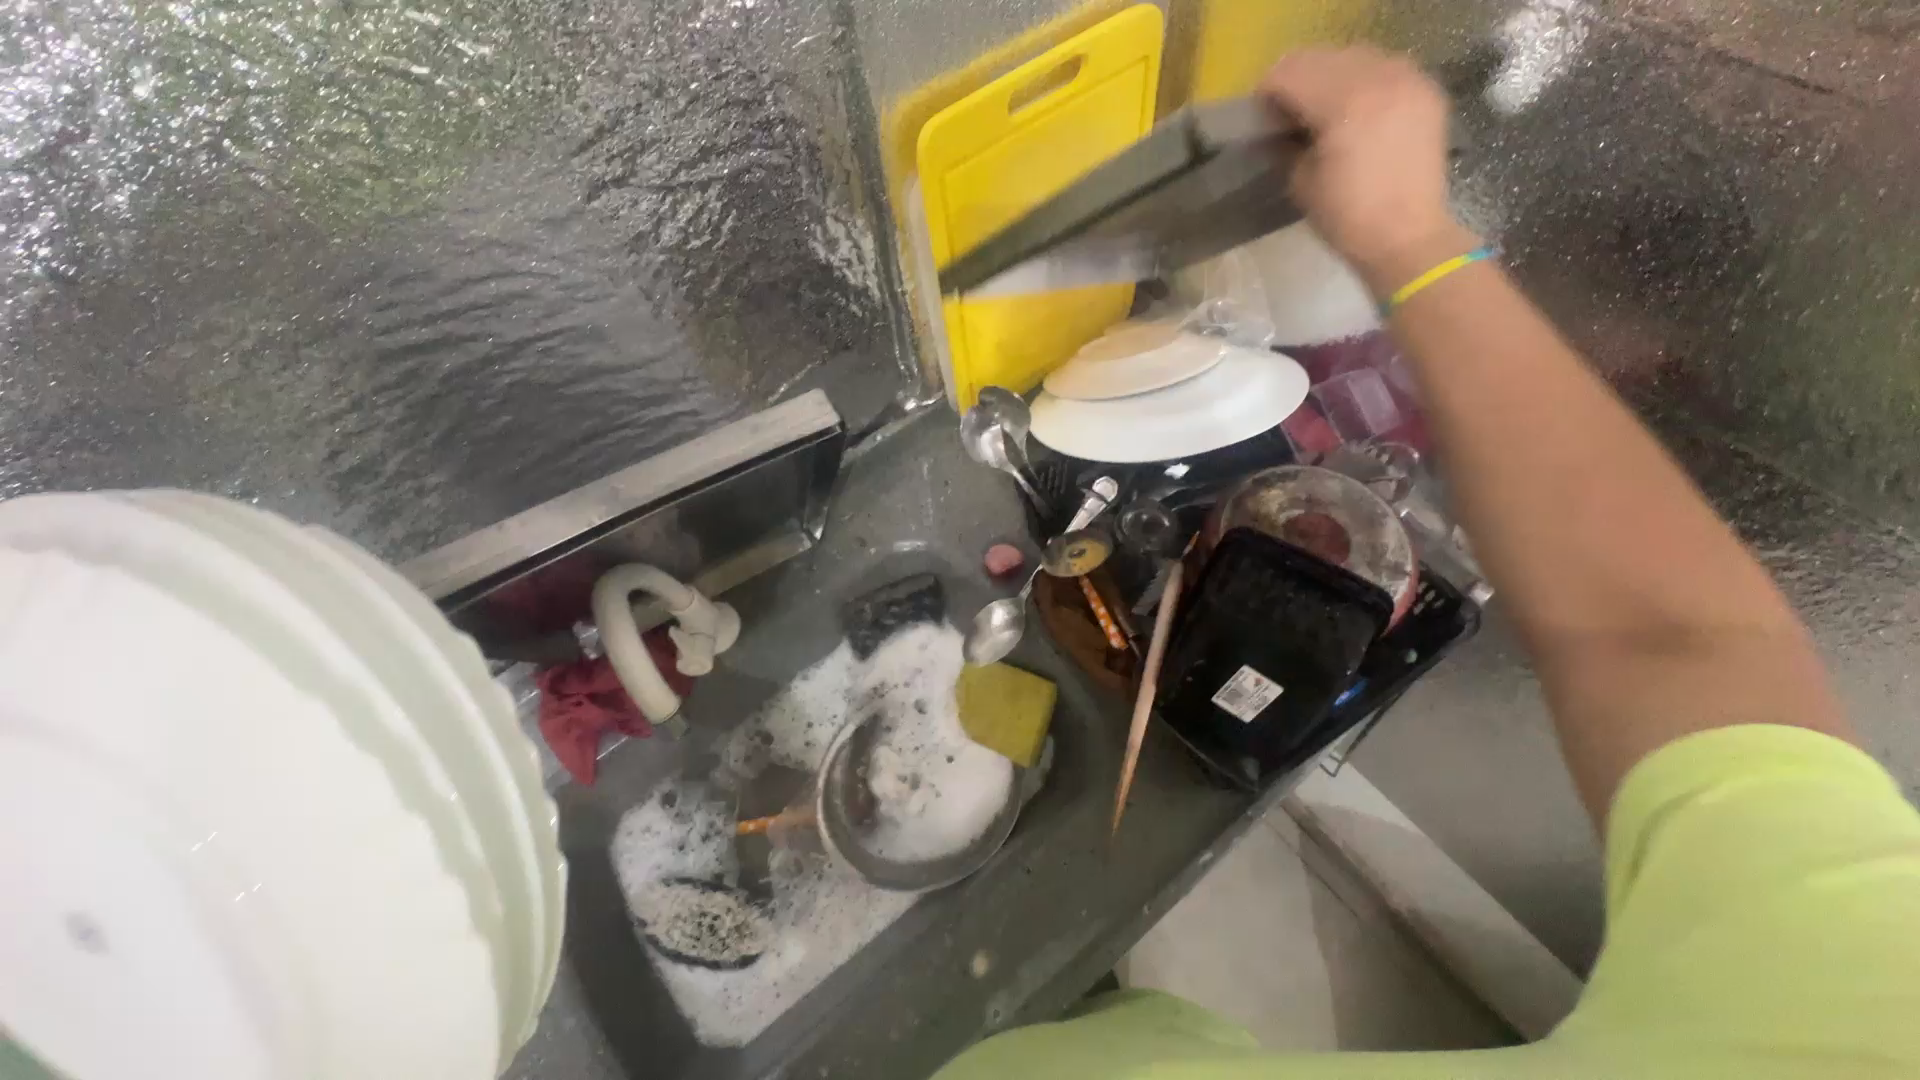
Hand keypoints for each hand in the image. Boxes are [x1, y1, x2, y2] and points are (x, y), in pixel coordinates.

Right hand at [1261, 47, 1473, 292]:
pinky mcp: (1425, 90)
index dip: (1267, 93)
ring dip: (1330, 78)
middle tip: (1287, 117)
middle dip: (1297, 82)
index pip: (1289, 72)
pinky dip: (1361, 82)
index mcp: (1343, 101)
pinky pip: (1384, 67)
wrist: (1406, 237)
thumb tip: (1275, 129)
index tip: (1261, 119)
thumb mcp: (1301, 182)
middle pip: (1321, 56)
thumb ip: (1285, 144)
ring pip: (1353, 56)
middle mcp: (1379, 77)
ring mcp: (1407, 79)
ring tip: (1322, 114)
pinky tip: (1355, 113)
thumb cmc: (1346, 218)